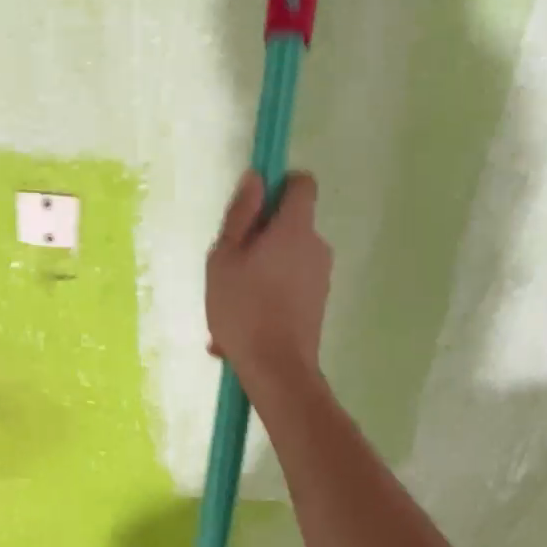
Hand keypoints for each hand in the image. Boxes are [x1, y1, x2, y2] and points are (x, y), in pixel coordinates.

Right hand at [206, 171, 332, 384]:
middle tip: (231, 270)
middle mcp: (316, 246)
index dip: (279, 188)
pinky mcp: (318, 305)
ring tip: (232, 309)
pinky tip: (244, 328)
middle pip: (291, 227)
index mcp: (295, 227)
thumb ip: (241, 214)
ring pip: (287, 262)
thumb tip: (256, 177)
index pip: (302, 184)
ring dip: (261, 276)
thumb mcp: (225, 258)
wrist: (277, 369)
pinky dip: (269, 300)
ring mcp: (321, 278)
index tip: (254, 210)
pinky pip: (290, 290)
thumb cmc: (243, 309)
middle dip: (262, 240)